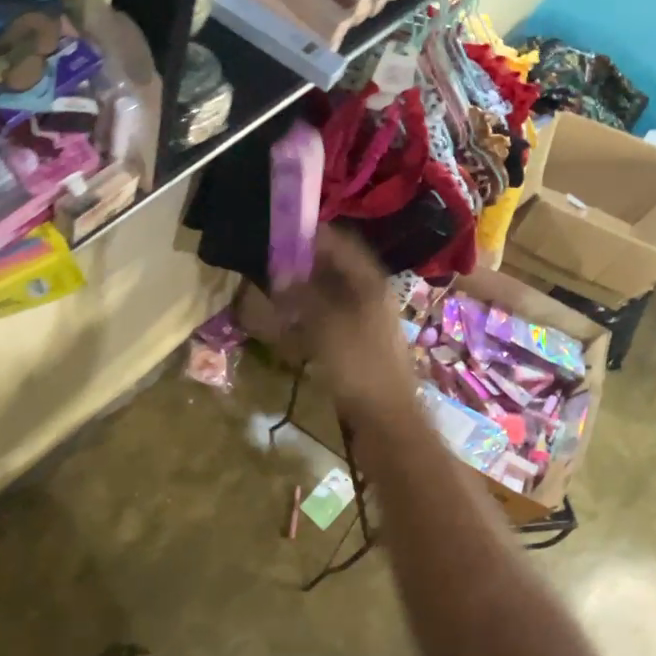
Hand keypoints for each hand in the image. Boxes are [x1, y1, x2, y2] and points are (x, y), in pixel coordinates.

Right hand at [274, 226, 418, 418]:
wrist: (387, 420)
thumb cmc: (360, 367)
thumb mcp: (326, 325)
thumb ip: (302, 294)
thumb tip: (281, 273)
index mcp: (369, 282)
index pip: (339, 242)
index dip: (310, 236)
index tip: (277, 235)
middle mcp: (369, 295)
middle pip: (332, 269)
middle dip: (300, 266)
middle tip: (268, 266)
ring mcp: (364, 321)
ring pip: (327, 295)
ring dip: (301, 293)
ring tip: (271, 294)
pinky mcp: (355, 345)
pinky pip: (326, 321)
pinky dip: (306, 319)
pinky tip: (285, 327)